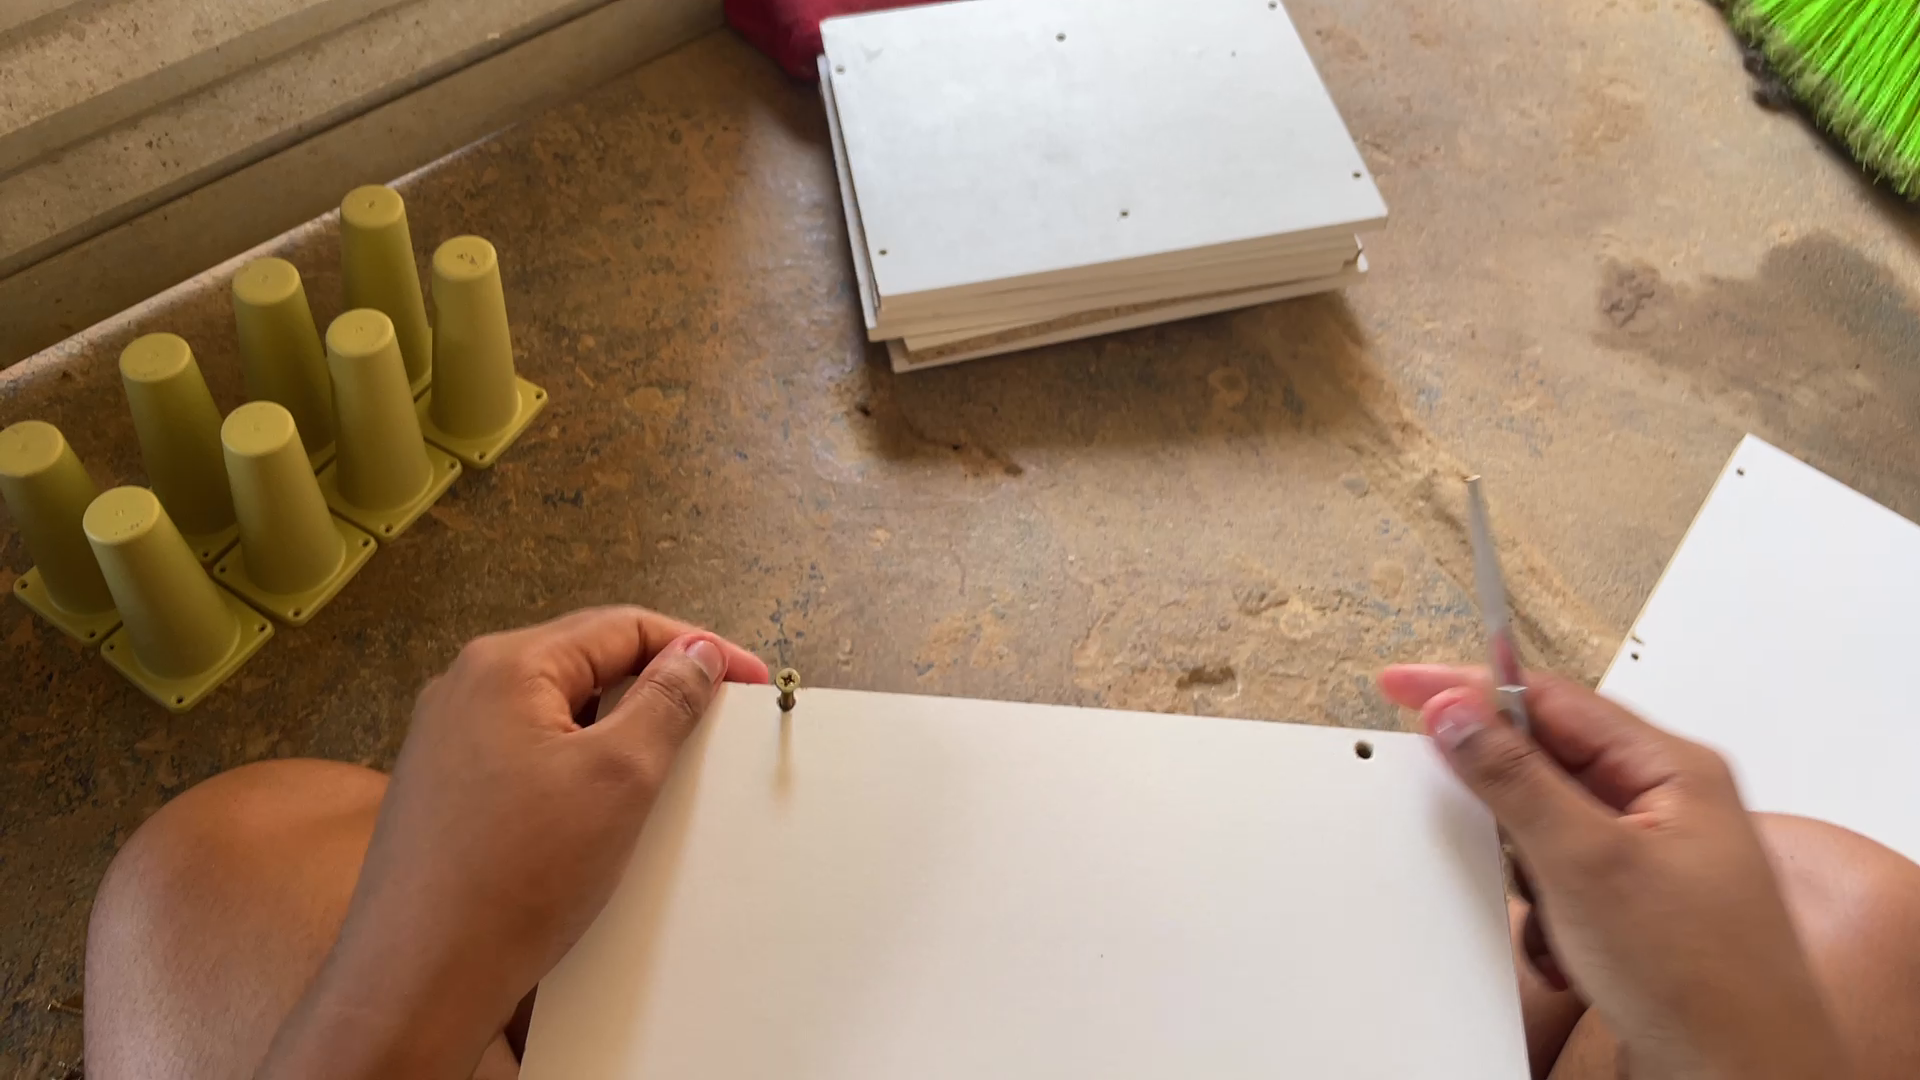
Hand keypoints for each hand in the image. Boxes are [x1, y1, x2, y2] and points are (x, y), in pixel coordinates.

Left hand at [259, 607, 769, 1079]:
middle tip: (720, 708)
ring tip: (677, 743)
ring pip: (566, 700)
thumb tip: (701, 649)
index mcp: (507, 664)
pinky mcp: (449, 779)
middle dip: (663, 676)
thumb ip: (668, 697)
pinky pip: (538, 738)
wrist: (414, 990)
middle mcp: (469, 684)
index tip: (749, 678)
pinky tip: (613, 782)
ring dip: (627, 713)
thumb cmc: (524, 871)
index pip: (625, 626)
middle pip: (592, 656)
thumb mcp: (620, 773)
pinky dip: (588, 747)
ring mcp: (451, 733)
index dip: (699, 646)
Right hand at [1379, 665, 1848, 1079]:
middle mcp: (1656, 795)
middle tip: (1444, 781)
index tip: (1402, 684)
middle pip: (1538, 749)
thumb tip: (1451, 710)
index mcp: (1670, 770)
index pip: (1545, 697)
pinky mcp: (1617, 878)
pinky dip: (1530, 882)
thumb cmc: (1701, 985)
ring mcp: (1637, 839)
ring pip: (1534, 804)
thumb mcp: (1584, 861)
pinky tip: (1551, 925)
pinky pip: (1542, 848)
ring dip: (1516, 846)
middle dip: (1493, 782)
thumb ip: (1510, 775)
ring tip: (1537, 892)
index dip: (1466, 686)